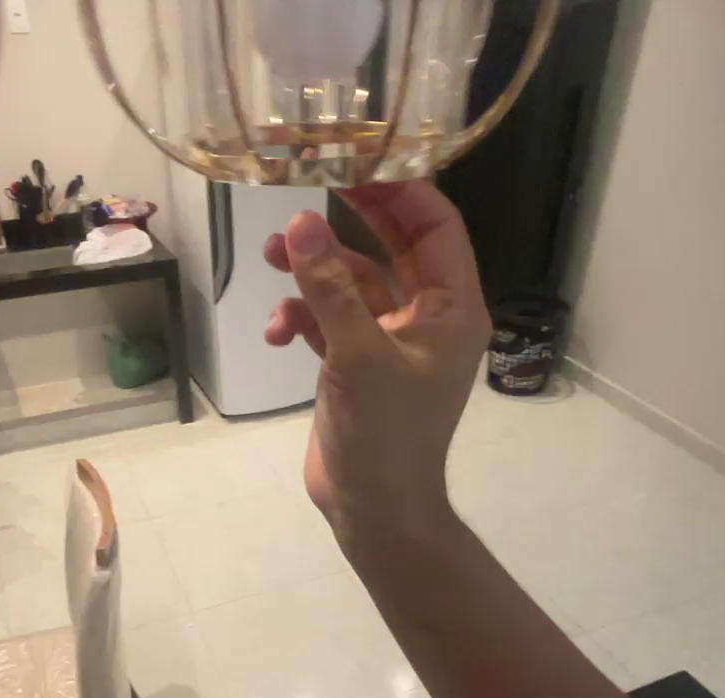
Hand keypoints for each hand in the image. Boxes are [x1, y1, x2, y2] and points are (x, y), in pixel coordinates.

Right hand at [263, 181, 491, 540]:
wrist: (373, 510)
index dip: (400, 189)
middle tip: (309, 185)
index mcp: (452, 310)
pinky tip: (276, 331)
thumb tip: (302, 222)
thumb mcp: (359, 357)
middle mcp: (426, 319)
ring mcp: (388, 343)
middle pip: (391, 247)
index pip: (436, 227)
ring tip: (273, 258)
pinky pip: (329, 323)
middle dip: (350, 220)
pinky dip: (302, 319)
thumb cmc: (384, 437)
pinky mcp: (355, 365)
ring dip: (314, 271)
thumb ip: (330, 290)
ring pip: (352, 284)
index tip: (355, 159)